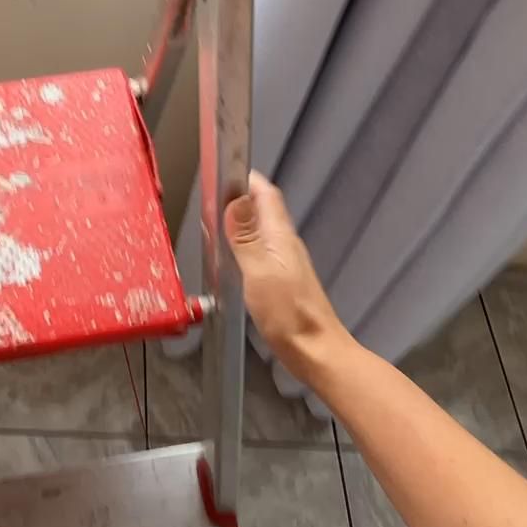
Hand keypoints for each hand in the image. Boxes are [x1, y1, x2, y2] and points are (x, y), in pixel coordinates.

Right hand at [225, 172, 352, 378]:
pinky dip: (243, 245)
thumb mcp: (259, 273)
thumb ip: (245, 239)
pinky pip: (260, 250)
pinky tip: (230, 257)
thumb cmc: (288, 314)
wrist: (316, 352)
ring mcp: (285, 262)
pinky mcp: (282, 280)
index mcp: (280, 236)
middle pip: (263, 209)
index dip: (246, 180)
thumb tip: (234, 202)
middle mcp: (285, 243)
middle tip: (210, 200)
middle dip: (238, 199)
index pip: (266, 193)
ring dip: (239, 222)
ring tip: (213, 225)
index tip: (222, 173)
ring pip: (261, 230)